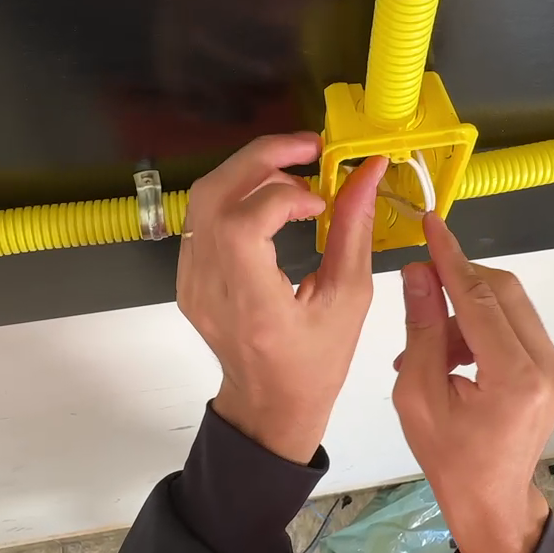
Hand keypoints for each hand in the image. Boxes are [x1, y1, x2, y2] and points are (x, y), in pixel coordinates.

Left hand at [177, 133, 388, 464]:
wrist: (268, 403)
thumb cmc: (315, 364)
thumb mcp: (349, 300)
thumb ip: (354, 231)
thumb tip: (367, 174)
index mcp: (253, 308)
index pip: (241, 226)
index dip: (280, 195)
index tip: (319, 200)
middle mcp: (210, 291)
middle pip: (212, 196)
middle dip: (261, 157)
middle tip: (308, 149)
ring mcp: (190, 283)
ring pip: (202, 198)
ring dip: (249, 171)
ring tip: (295, 173)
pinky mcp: (186, 276)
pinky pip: (203, 216)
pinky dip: (237, 193)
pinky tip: (271, 199)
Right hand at [392, 213, 553, 552]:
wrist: (492, 503)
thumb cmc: (447, 458)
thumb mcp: (416, 395)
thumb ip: (422, 329)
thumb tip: (418, 272)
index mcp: (514, 378)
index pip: (480, 297)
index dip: (451, 257)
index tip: (431, 222)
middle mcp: (549, 366)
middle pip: (503, 290)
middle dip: (459, 278)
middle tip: (419, 285)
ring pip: (510, 304)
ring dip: (467, 306)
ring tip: (432, 343)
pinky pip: (516, 325)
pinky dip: (482, 324)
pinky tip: (453, 353)